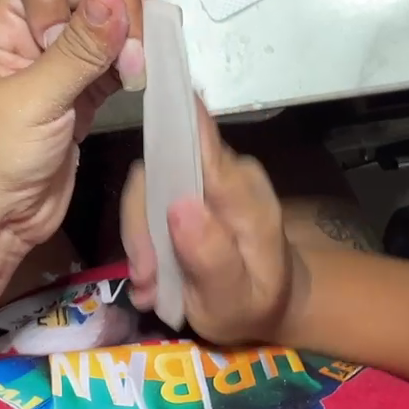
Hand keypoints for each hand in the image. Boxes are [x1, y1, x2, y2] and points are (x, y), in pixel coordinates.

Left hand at [0, 0, 160, 274]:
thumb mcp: (32, 99)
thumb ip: (78, 48)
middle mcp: (21, 50)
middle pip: (75, 14)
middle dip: (115, 13)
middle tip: (160, 8)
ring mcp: (48, 82)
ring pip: (94, 48)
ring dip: (126, 43)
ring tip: (164, 32)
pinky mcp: (70, 111)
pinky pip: (103, 80)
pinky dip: (127, 73)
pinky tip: (152, 61)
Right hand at [120, 102, 298, 345]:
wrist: (268, 305)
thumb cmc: (255, 303)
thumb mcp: (235, 299)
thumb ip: (212, 258)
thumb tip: (179, 206)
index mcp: (243, 194)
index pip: (207, 145)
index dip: (178, 120)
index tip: (153, 104)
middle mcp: (222, 174)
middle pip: (162, 171)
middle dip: (142, 226)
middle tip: (145, 275)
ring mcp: (202, 179)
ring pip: (149, 188)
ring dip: (140, 240)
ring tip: (149, 284)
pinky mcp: (185, 188)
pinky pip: (150, 201)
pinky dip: (143, 242)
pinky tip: (152, 279)